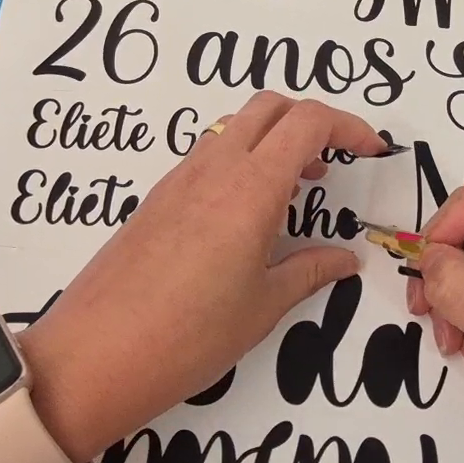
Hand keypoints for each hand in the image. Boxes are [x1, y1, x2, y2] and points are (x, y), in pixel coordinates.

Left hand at [20, 92, 386, 462]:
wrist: (93, 355)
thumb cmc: (188, 336)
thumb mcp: (262, 306)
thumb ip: (309, 271)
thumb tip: (344, 260)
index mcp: (250, 188)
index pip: (308, 122)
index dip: (348, 126)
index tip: (370, 150)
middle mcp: (214, 168)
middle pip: (270, 107)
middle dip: (310, 121)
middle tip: (332, 163)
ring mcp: (179, 179)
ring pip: (235, 127)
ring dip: (272, 139)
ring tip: (294, 189)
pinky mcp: (157, 197)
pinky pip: (208, 155)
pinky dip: (240, 161)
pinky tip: (247, 214)